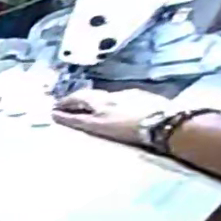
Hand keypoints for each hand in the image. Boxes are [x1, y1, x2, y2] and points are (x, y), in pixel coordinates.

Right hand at [51, 88, 169, 145]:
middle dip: (80, 101)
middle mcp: (114, 94)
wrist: (167, 123)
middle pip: (92, 95)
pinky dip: (115, 103)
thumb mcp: (95, 125)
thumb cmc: (126, 127)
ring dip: (98, 102)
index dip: (64, 102)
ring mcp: (133, 95)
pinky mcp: (148, 98)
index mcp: (99, 100)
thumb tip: (53, 114)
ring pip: (109, 96)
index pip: (76, 97)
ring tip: (95, 111)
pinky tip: (119, 110)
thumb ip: (74, 119)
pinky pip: (125, 99)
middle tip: (72, 109)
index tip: (55, 109)